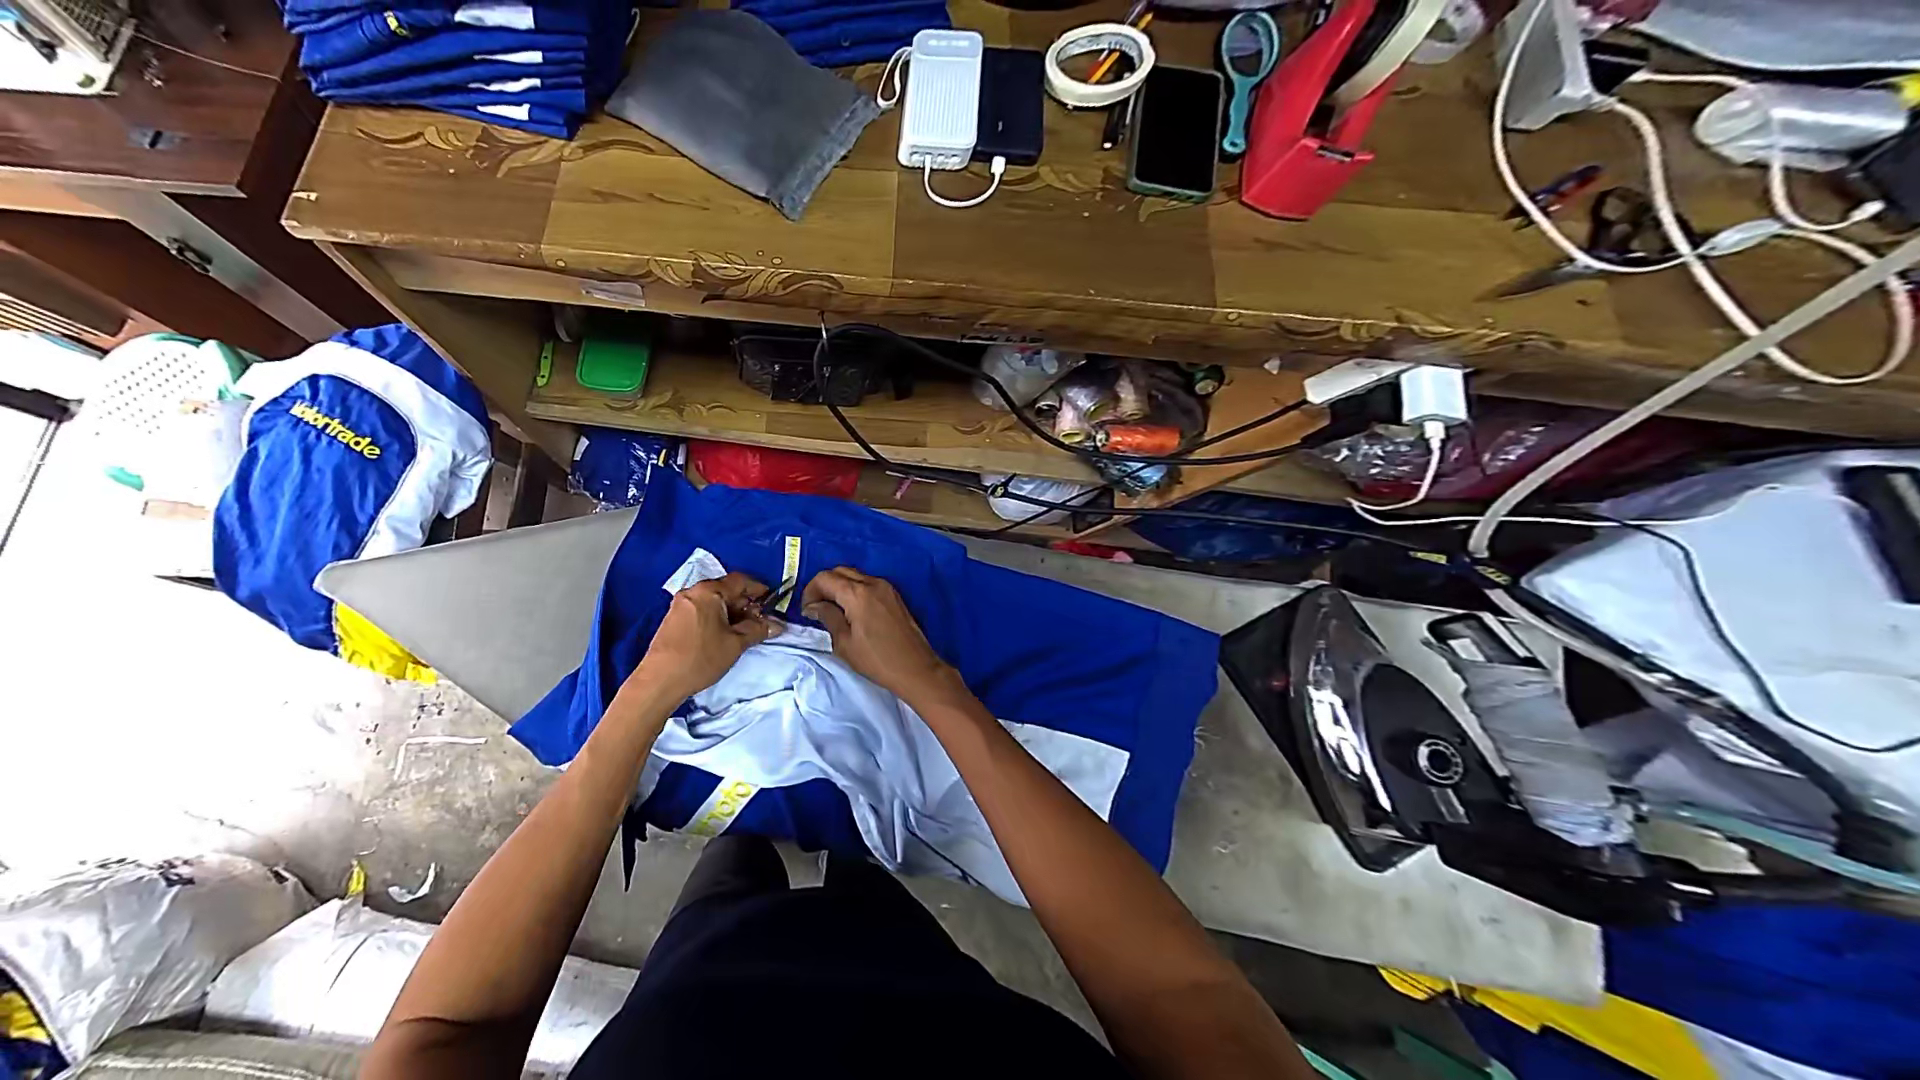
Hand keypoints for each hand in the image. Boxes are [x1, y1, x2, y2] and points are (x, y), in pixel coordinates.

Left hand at [626, 572, 776, 705]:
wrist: (660, 681)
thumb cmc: (701, 658)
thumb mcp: (736, 644)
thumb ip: (758, 629)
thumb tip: (777, 624)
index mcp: (708, 591)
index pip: (740, 581)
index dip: (760, 590)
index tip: (773, 602)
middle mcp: (692, 592)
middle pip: (726, 590)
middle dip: (746, 604)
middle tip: (760, 621)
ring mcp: (680, 605)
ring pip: (713, 602)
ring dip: (731, 613)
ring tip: (744, 632)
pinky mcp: (674, 619)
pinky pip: (702, 610)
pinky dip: (717, 618)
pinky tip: (724, 635)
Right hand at [802, 567, 960, 705]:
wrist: (916, 668)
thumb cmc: (877, 659)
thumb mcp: (844, 642)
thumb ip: (828, 617)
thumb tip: (815, 606)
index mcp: (858, 593)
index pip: (825, 578)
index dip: (810, 591)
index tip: (807, 610)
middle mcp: (873, 583)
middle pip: (840, 571)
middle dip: (824, 585)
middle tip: (816, 608)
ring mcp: (887, 588)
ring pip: (855, 576)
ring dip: (840, 587)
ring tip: (832, 610)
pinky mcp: (895, 596)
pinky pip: (868, 584)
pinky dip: (855, 591)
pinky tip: (851, 611)